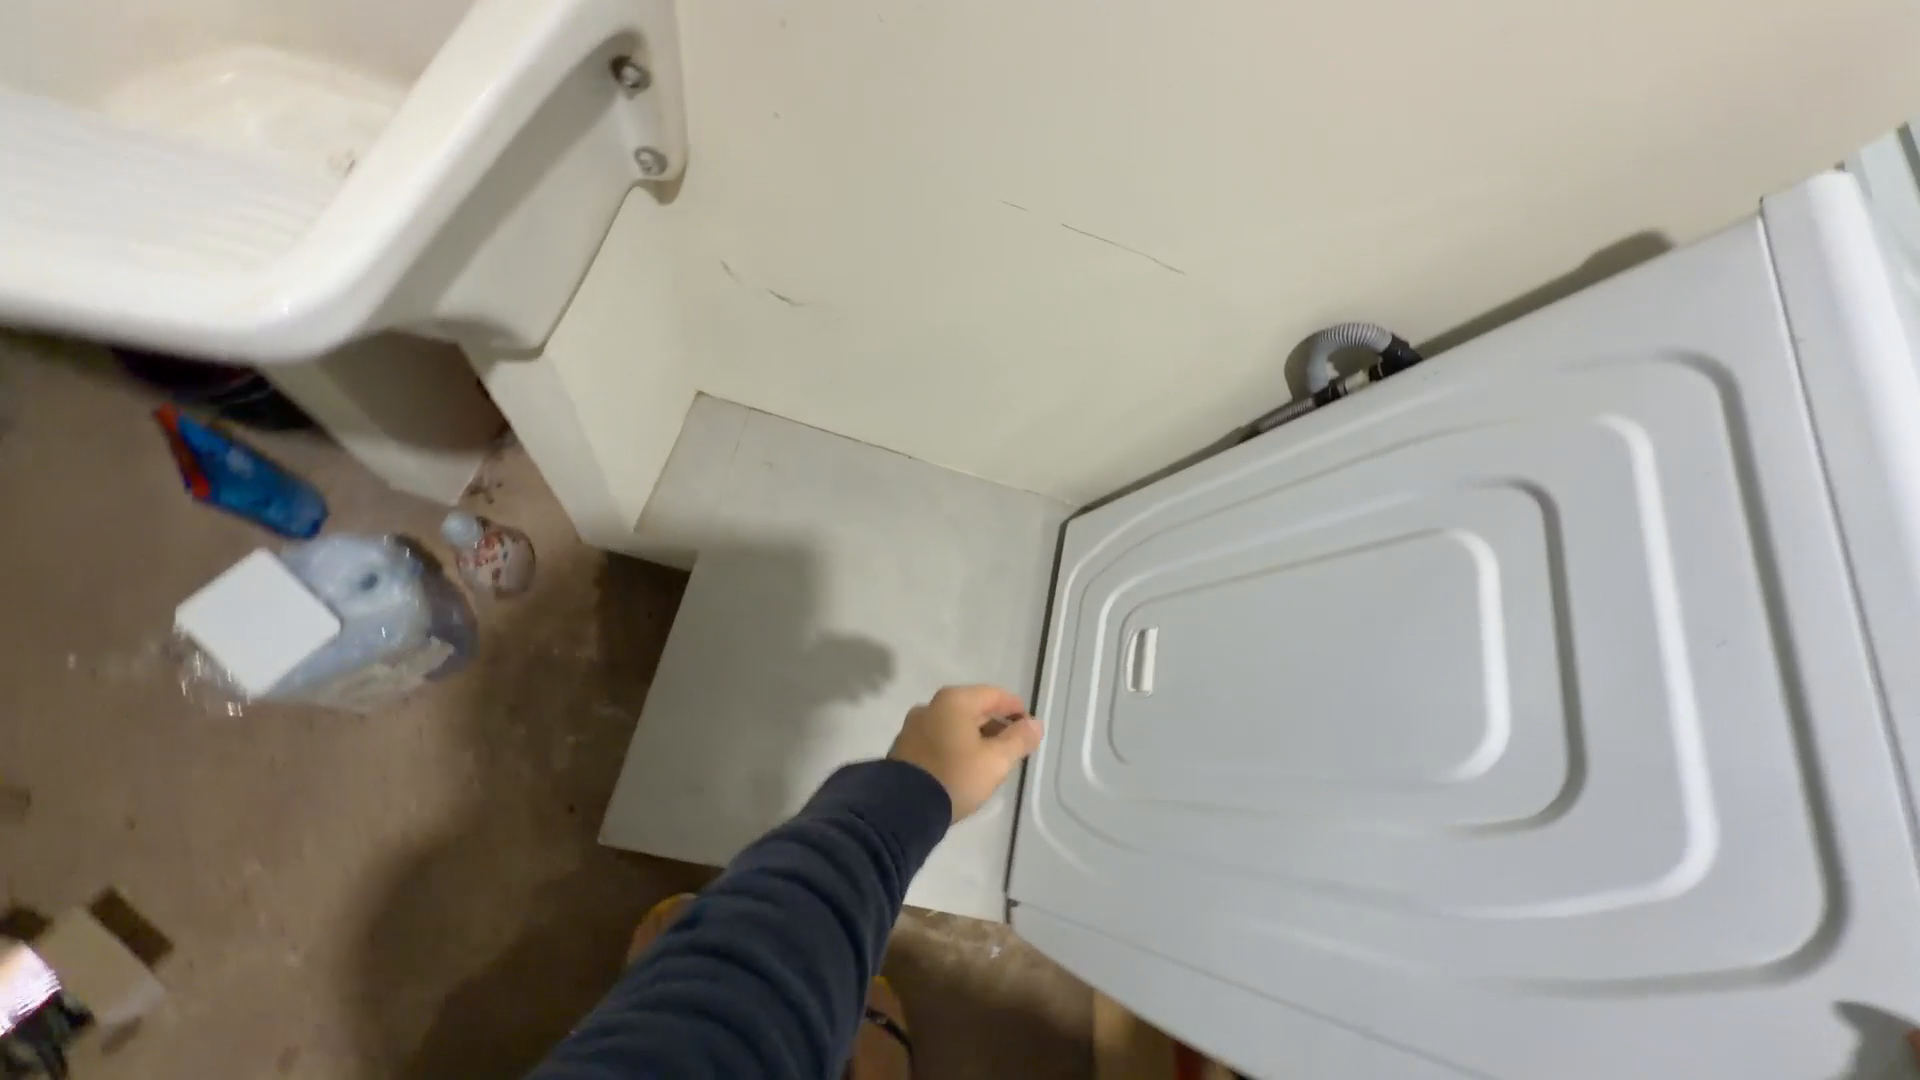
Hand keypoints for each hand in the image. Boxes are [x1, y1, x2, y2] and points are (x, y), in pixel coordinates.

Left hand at [888, 685, 1043, 821]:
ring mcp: (915, 725)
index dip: (1016, 709)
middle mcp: (932, 705)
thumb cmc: (956, 777)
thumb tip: (1035, 724)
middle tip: (1014, 747)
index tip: (1029, 728)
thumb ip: (1018, 739)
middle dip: (996, 725)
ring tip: (991, 759)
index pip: (995, 695)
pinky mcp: (905, 746)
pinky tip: (964, 765)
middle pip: (974, 708)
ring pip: (955, 724)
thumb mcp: (995, 761)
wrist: (902, 808)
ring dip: (976, 736)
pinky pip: (939, 737)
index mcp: (955, 701)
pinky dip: (956, 745)